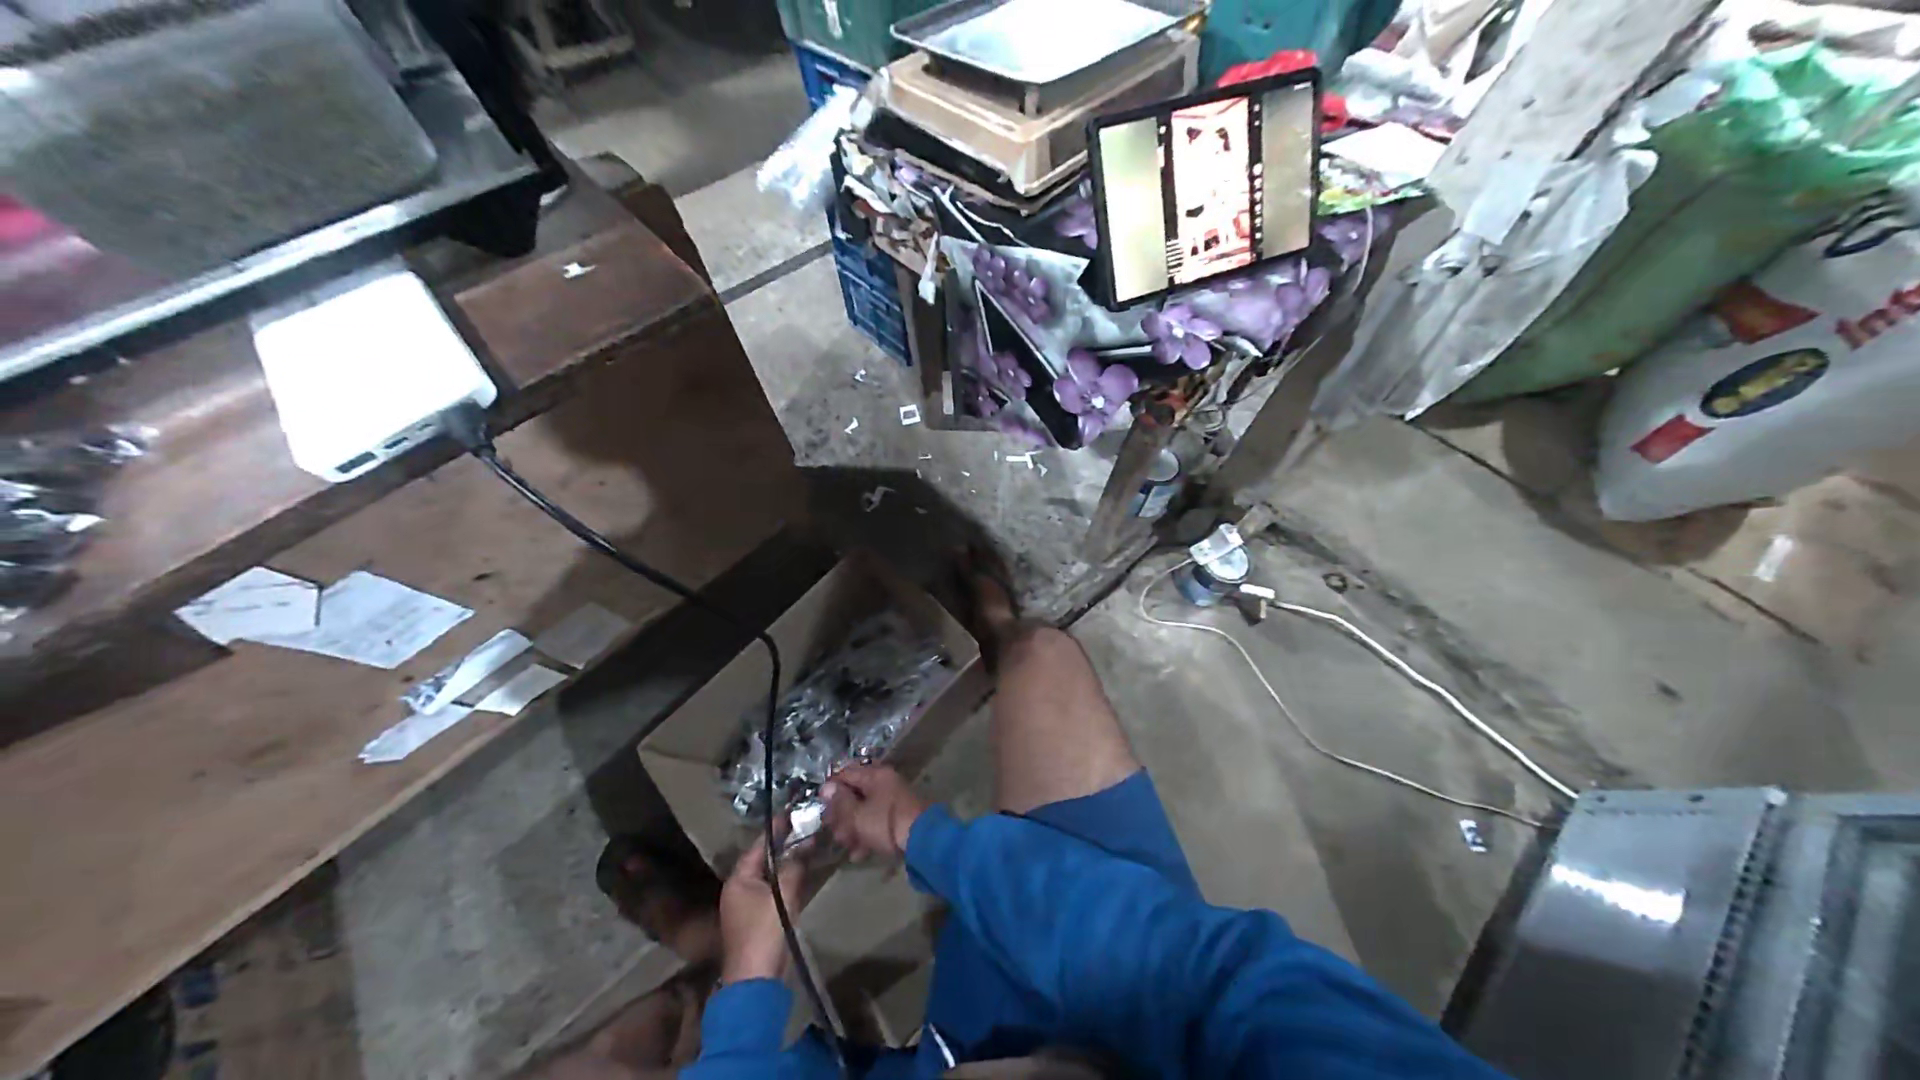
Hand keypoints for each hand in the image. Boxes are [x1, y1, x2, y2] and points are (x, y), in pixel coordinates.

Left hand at [717, 825, 806, 984]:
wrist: (756, 981)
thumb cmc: (765, 932)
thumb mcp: (783, 894)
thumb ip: (794, 866)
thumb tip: (806, 842)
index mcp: (738, 879)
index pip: (759, 844)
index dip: (777, 828)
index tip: (795, 811)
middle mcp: (739, 888)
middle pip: (764, 859)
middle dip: (785, 844)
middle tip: (806, 826)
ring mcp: (747, 906)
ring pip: (770, 875)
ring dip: (787, 862)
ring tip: (809, 845)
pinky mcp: (758, 919)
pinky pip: (773, 890)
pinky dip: (787, 880)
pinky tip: (803, 874)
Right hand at [822, 764, 926, 860]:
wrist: (923, 841)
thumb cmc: (886, 824)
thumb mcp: (857, 815)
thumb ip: (840, 802)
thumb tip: (827, 788)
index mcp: (875, 775)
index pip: (846, 774)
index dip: (831, 789)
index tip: (821, 807)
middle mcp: (885, 783)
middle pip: (856, 793)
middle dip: (841, 814)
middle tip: (833, 831)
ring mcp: (894, 800)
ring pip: (866, 810)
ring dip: (853, 827)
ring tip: (846, 845)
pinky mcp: (901, 818)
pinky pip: (878, 822)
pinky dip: (867, 834)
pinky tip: (859, 853)